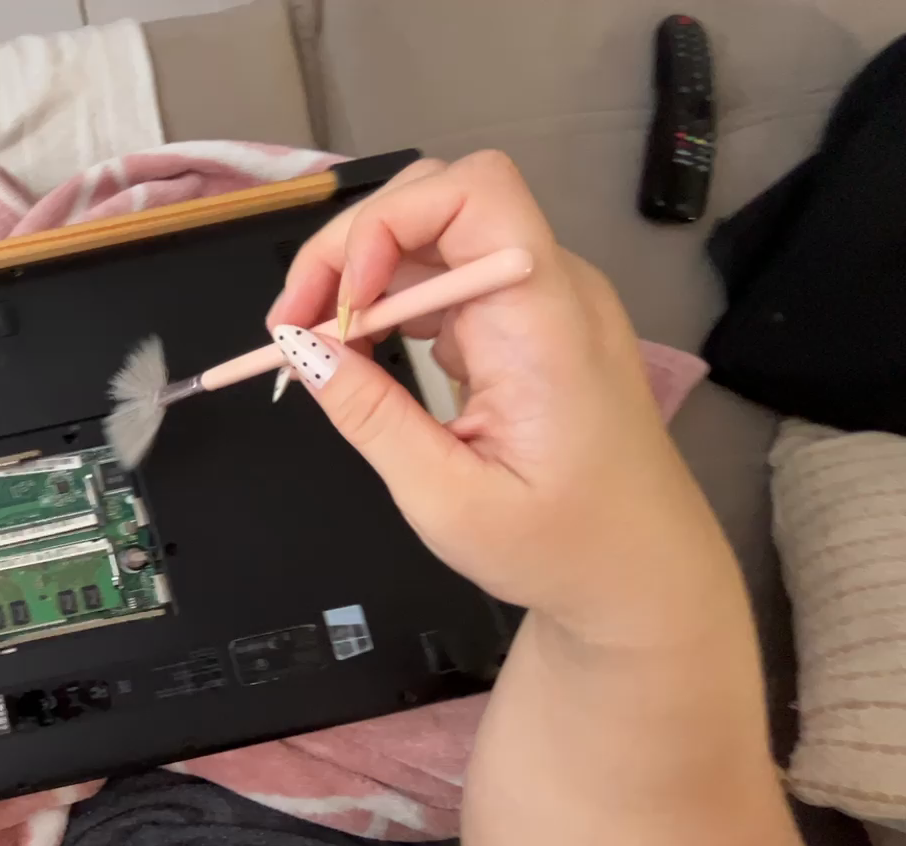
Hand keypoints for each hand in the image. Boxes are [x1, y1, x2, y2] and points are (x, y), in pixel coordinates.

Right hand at [266, 151, 733, 644]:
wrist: (635, 572)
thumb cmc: (553, 544)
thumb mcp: (443, 494)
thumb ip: (368, 415)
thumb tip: (299, 351)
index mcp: (541, 320)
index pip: (470, 194)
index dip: (383, 227)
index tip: (331, 311)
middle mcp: (542, 288)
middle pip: (434, 202)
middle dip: (344, 250)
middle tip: (289, 330)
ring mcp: (529, 302)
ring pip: (425, 238)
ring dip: (350, 277)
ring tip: (305, 344)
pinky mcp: (512, 325)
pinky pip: (432, 283)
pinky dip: (375, 305)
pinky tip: (349, 352)